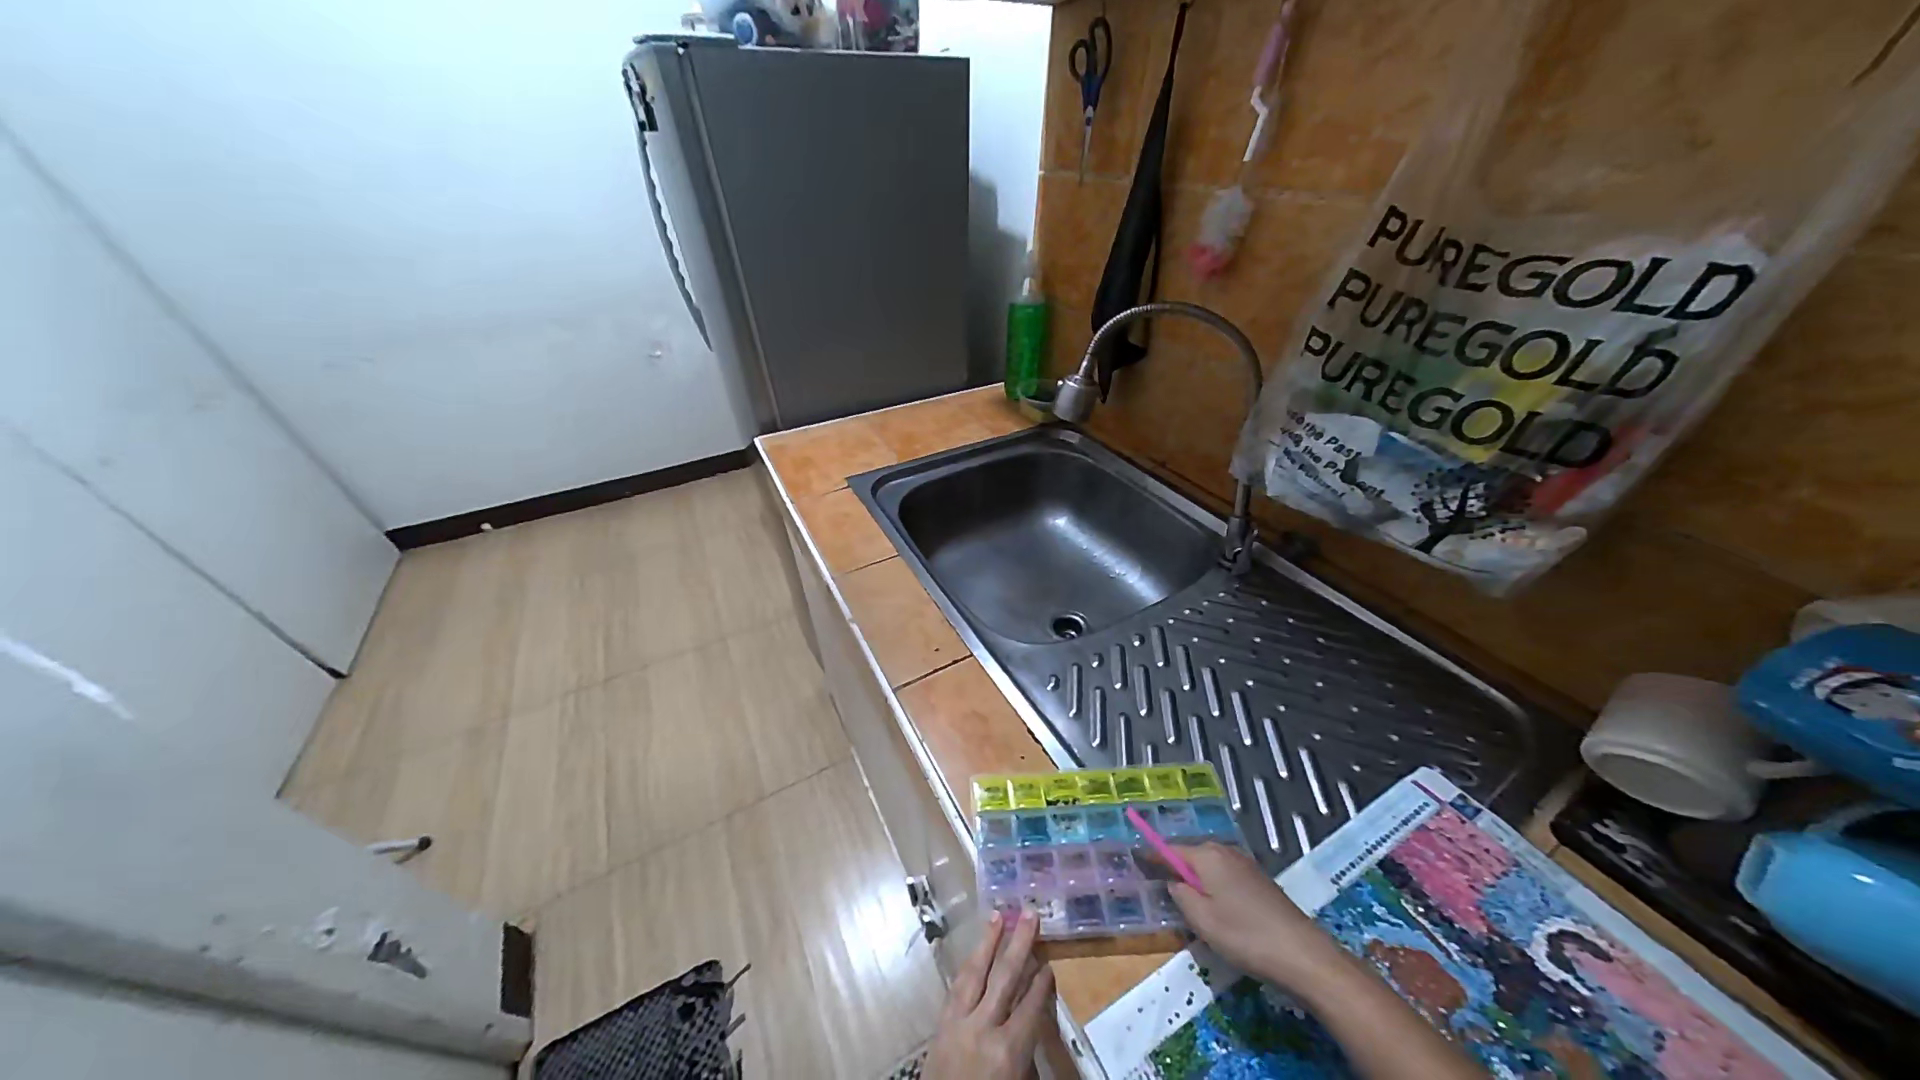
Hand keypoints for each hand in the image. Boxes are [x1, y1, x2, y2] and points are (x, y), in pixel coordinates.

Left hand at [923, 909, 1055, 1079]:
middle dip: (1019, 944)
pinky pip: (957, 987)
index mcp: (1007, 1051)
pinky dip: (969, 966)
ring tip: (999, 916)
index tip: (1049, 963)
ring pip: (975, 973)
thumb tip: (1032, 1017)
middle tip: (1030, 913)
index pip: (1030, 1007)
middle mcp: (982, 1029)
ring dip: (988, 943)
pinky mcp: (940, 1025)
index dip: (1041, 984)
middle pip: (1004, 978)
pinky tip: (976, 952)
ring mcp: (957, 1024)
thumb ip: (1027, 1054)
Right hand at [1164, 842, 1346, 992]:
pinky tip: (1215, 908)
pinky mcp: (1259, 881)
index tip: (1133, 859)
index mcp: (1207, 855)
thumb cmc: (1244, 935)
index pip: (1169, 849)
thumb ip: (1179, 894)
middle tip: (1158, 886)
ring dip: (1195, 879)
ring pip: (1209, 867)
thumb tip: (1173, 881)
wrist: (1302, 955)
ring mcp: (1245, 865)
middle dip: (1174, 867)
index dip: (1150, 856)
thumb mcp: (1200, 919)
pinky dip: (1213, 886)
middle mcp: (1225, 851)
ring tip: (1185, 901)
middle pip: (1190, 855)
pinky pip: (1225, 876)